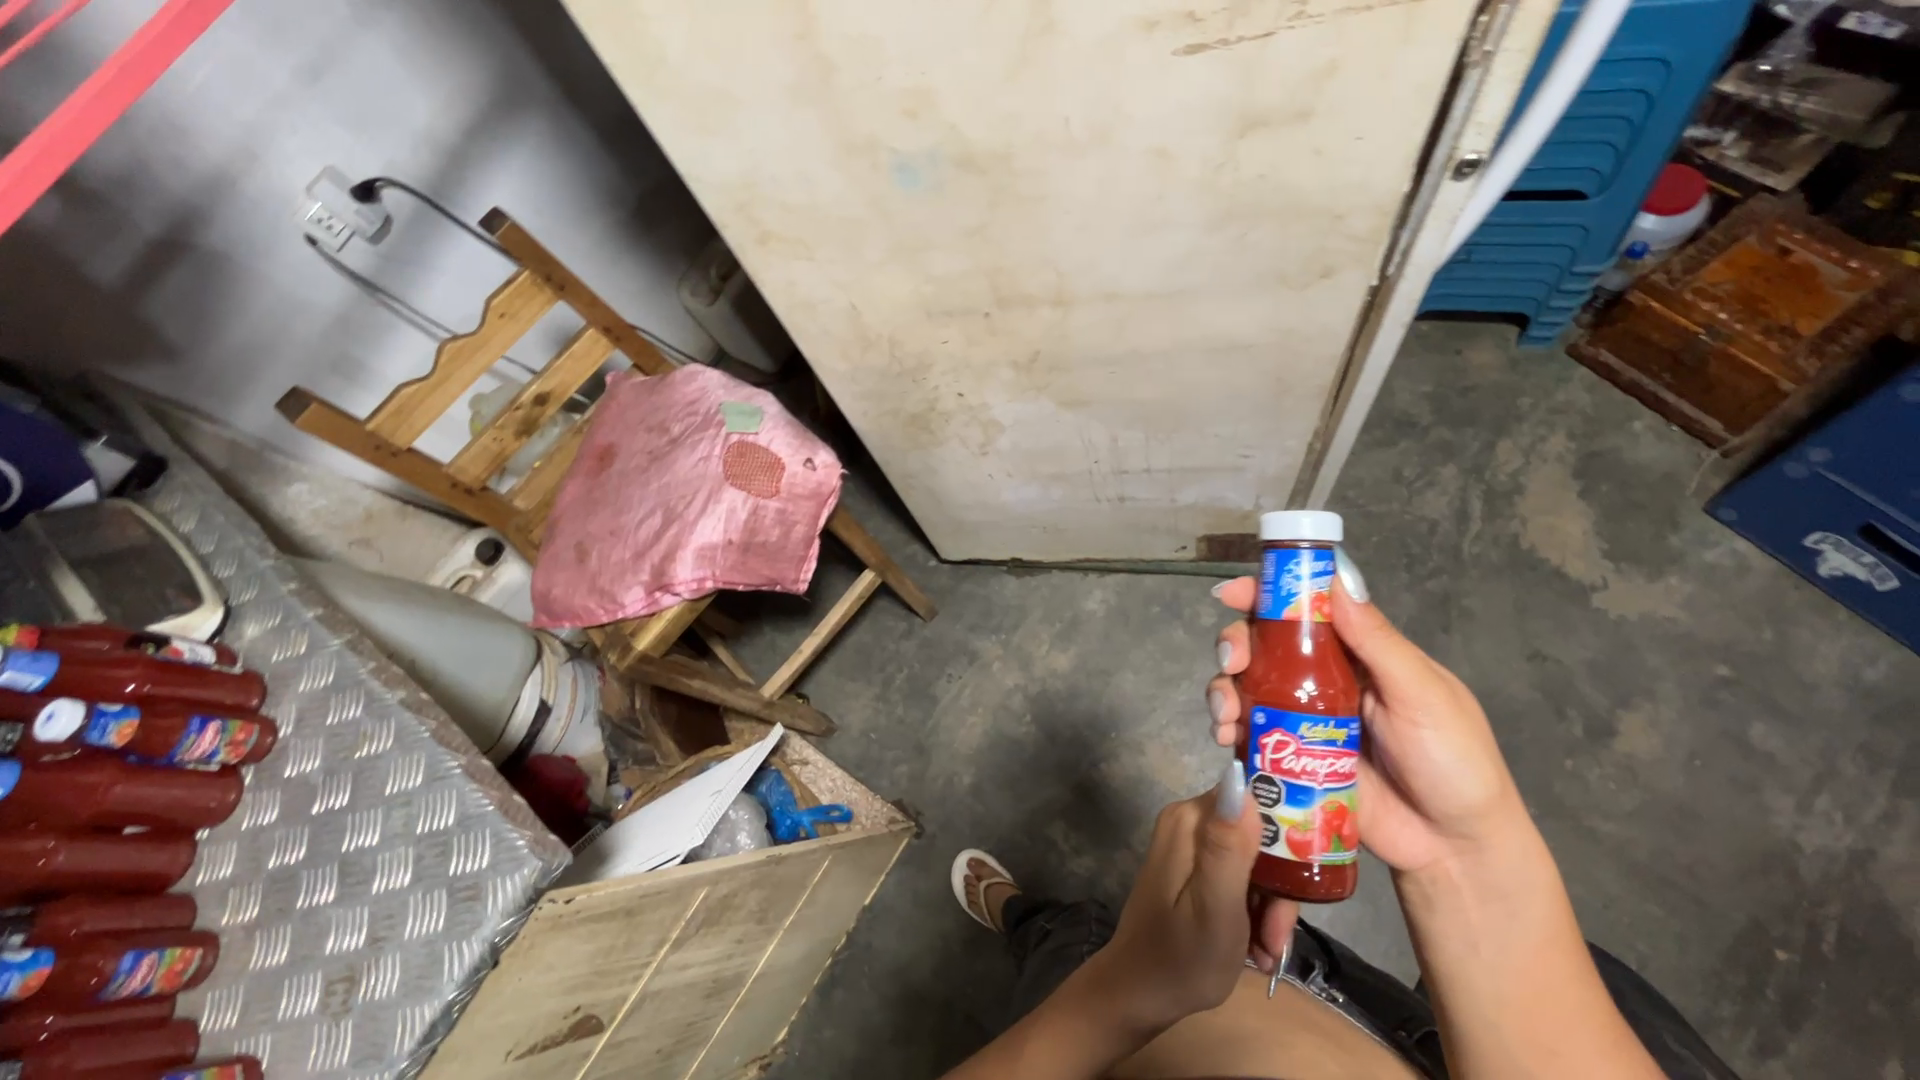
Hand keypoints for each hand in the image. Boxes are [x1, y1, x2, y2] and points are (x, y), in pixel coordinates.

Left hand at [1091, 764, 1291, 1032]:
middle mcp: (1190, 822)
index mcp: (1191, 819)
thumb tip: (1242, 779)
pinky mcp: (1197, 872)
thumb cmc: (1181, 957)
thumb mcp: (1215, 907)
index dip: (1288, 837)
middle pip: (1261, 836)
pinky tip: (1256, 951)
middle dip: (1279, 888)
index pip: (1258, 798)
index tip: (1298, 885)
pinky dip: (1254, 915)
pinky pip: (1241, 881)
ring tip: (1267, 953)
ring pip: (1257, 864)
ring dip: (1270, 910)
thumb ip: (1229, 846)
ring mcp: (1193, 848)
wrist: (1140, 996)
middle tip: (1277, 936)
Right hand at [1206, 554, 1529, 876]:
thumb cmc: (1453, 762)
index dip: (1266, 593)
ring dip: (1224, 689)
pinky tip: (1226, 737)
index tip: (1233, 591)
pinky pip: (1248, 735)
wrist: (1454, 848)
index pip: (1307, 610)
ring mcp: (1302, 721)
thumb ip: (1377, 640)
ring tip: (1226, 711)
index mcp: (1359, 655)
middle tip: (1232, 660)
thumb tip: (1336, 577)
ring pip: (1247, 688)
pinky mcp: (1289, 761)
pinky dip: (1228, 729)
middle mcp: (1324, 681)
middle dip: (1235, 643)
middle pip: (1264, 646)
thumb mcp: (1422, 695)